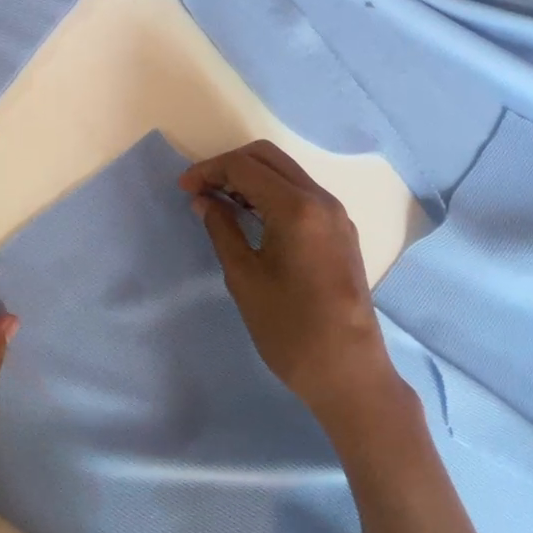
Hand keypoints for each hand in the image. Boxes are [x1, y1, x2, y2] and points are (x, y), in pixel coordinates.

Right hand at [180, 140, 394, 421]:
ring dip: (251, 177)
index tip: (183, 189)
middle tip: (201, 190)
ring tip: (220, 202)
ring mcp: (336, 215)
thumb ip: (222, 229)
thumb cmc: (289, 329)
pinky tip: (251, 216)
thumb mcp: (244, 278)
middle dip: (230, 165)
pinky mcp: (341, 232)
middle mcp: (321, 200)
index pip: (244, 167)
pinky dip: (271, 192)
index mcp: (296, 208)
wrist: (349, 375)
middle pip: (268, 158)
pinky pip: (301, 192)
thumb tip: (204, 200)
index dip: (208, 171)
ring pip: (286, 172)